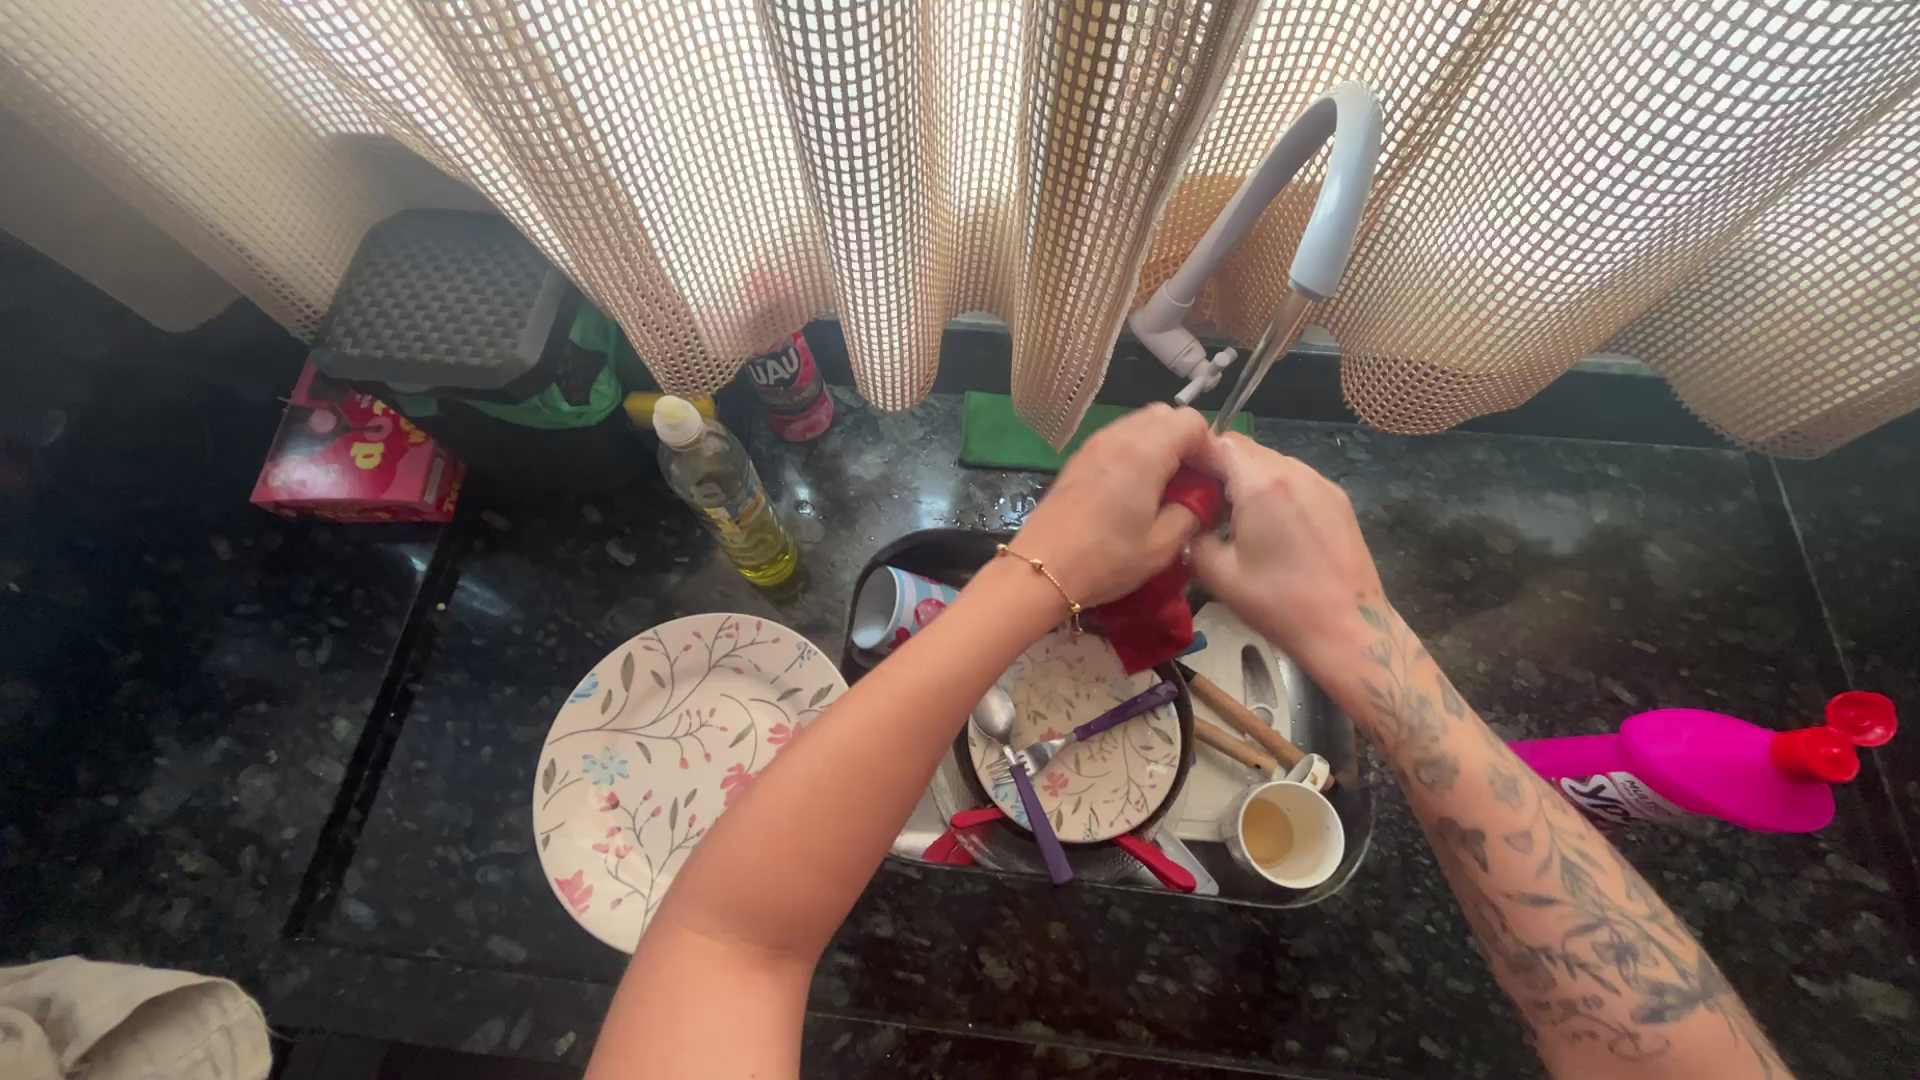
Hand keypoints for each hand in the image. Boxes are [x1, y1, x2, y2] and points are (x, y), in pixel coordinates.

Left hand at [1009, 404, 1210, 606]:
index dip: (1208, 447)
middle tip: (1189, 482)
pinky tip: (1133, 490)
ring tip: (1163, 487)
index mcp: (1144, 453)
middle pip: (1164, 415)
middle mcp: (1117, 438)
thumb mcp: (1162, 546)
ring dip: (1159, 445)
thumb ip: (1192, 512)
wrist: (1039, 570)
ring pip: (1138, 424)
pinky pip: (1116, 439)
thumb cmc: (1104, 561)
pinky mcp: (1077, 459)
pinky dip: (1134, 452)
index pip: (1190, 422)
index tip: (1210, 481)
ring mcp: (1093, 445)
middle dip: (1185, 441)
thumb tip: (1202, 497)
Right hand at [1188, 433, 1386, 665]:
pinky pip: (1294, 480)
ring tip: (1235, 519)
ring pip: (1271, 463)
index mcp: (1262, 485)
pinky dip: (1274, 490)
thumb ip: (1193, 533)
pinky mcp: (1337, 499)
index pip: (1220, 442)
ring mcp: (1321, 483)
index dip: (1196, 455)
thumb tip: (1189, 518)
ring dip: (1247, 480)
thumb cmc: (1277, 603)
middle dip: (1220, 469)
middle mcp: (1295, 472)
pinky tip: (1269, 527)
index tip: (1181, 481)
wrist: (1346, 629)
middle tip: (1203, 504)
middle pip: (1246, 450)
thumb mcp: (1217, 573)